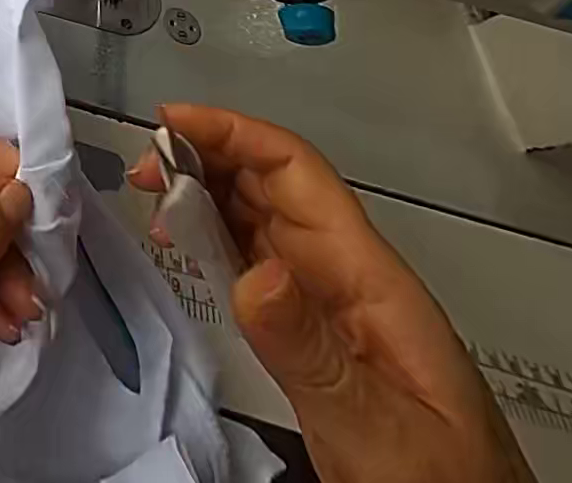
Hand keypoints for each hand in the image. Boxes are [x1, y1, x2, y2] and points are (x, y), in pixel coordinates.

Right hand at [130, 104, 535, 482]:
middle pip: (265, 178)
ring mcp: (316, 287)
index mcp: (365, 274)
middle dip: (199, 154)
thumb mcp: (371, 425)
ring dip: (192, 185)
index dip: (231, 133)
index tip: (168, 124)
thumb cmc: (430, 481)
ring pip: (248, 205)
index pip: (296, 171)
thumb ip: (308, 347)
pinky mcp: (294, 310)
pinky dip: (198, 223)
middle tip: (142, 170)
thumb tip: (255, 271)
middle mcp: (338, 266)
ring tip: (147, 194)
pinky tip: (173, 233)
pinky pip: (240, 243)